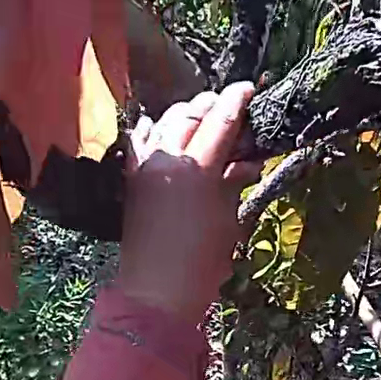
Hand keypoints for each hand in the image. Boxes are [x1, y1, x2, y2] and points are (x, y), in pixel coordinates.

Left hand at [116, 83, 259, 325]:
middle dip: (210, 104)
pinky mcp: (131, 180)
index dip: (237, 100)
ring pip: (162, 123)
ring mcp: (145, 167)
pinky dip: (150, 131)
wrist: (155, 291)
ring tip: (199, 114)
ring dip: (182, 113)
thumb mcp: (228, 220)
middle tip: (228, 105)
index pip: (220, 120)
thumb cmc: (202, 261)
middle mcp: (167, 159)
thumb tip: (247, 161)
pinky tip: (156, 126)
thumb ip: (234, 183)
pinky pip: (138, 144)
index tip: (249, 88)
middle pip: (189, 114)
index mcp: (198, 167)